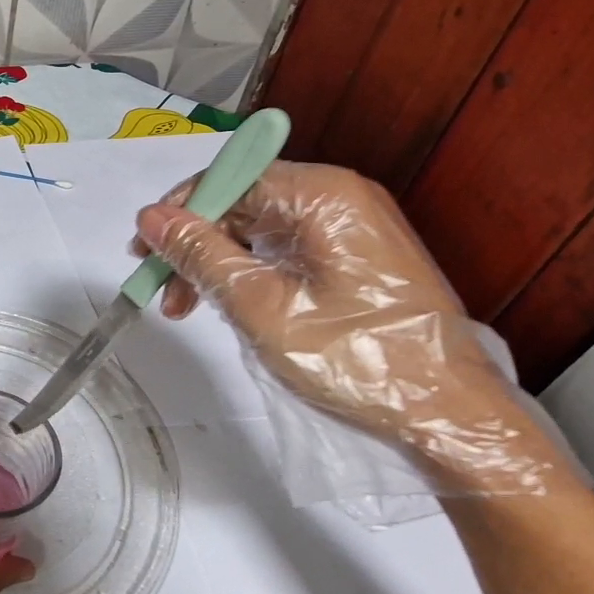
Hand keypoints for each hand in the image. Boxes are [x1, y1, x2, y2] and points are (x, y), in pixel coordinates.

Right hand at [132, 160, 558, 491]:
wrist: (450, 413)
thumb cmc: (354, 357)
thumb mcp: (261, 306)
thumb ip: (201, 255)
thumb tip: (149, 216)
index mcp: (325, 196)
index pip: (230, 180)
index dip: (179, 213)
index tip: (143, 256)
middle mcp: (343, 198)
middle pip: (245, 202)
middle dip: (197, 243)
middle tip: (165, 292)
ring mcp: (355, 228)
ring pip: (262, 228)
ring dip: (219, 263)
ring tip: (192, 307)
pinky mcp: (359, 258)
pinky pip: (287, 249)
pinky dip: (252, 273)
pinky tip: (234, 305)